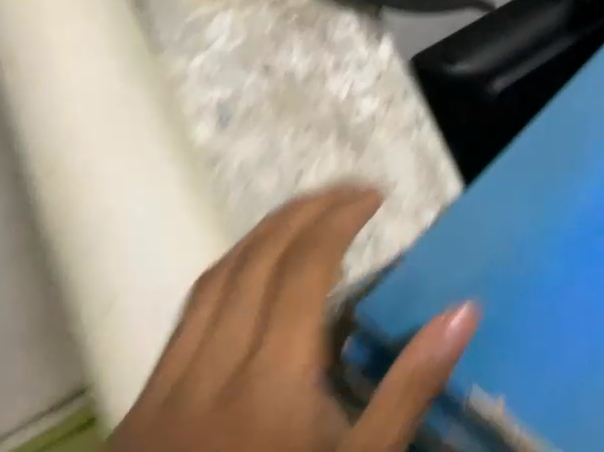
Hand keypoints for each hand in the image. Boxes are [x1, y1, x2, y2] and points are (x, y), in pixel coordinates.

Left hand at [109, 186, 478, 451]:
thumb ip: (410, 388)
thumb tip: (464, 310)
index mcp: (270, 381)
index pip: (303, 268)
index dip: (339, 219)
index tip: (376, 196)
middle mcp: (211, 370)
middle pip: (254, 261)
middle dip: (304, 212)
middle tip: (350, 192)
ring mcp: (165, 389)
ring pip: (212, 282)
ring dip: (262, 235)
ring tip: (308, 216)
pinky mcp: (139, 410)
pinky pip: (187, 317)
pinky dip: (228, 275)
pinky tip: (253, 278)